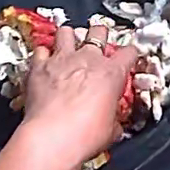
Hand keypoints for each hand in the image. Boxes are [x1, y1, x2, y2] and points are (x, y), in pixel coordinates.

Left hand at [19, 23, 138, 169]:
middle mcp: (87, 59)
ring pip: (66, 32)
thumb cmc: (84, 135)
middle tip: (98, 42)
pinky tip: (44, 60)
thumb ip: (114, 118)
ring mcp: (61, 59)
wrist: (51, 137)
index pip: (129, 53)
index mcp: (111, 73)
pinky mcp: (39, 66)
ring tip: (68, 44)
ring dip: (69, 37)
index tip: (127, 58)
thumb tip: (113, 122)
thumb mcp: (111, 130)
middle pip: (98, 31)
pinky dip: (43, 53)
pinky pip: (41, 49)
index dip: (130, 54)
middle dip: (99, 34)